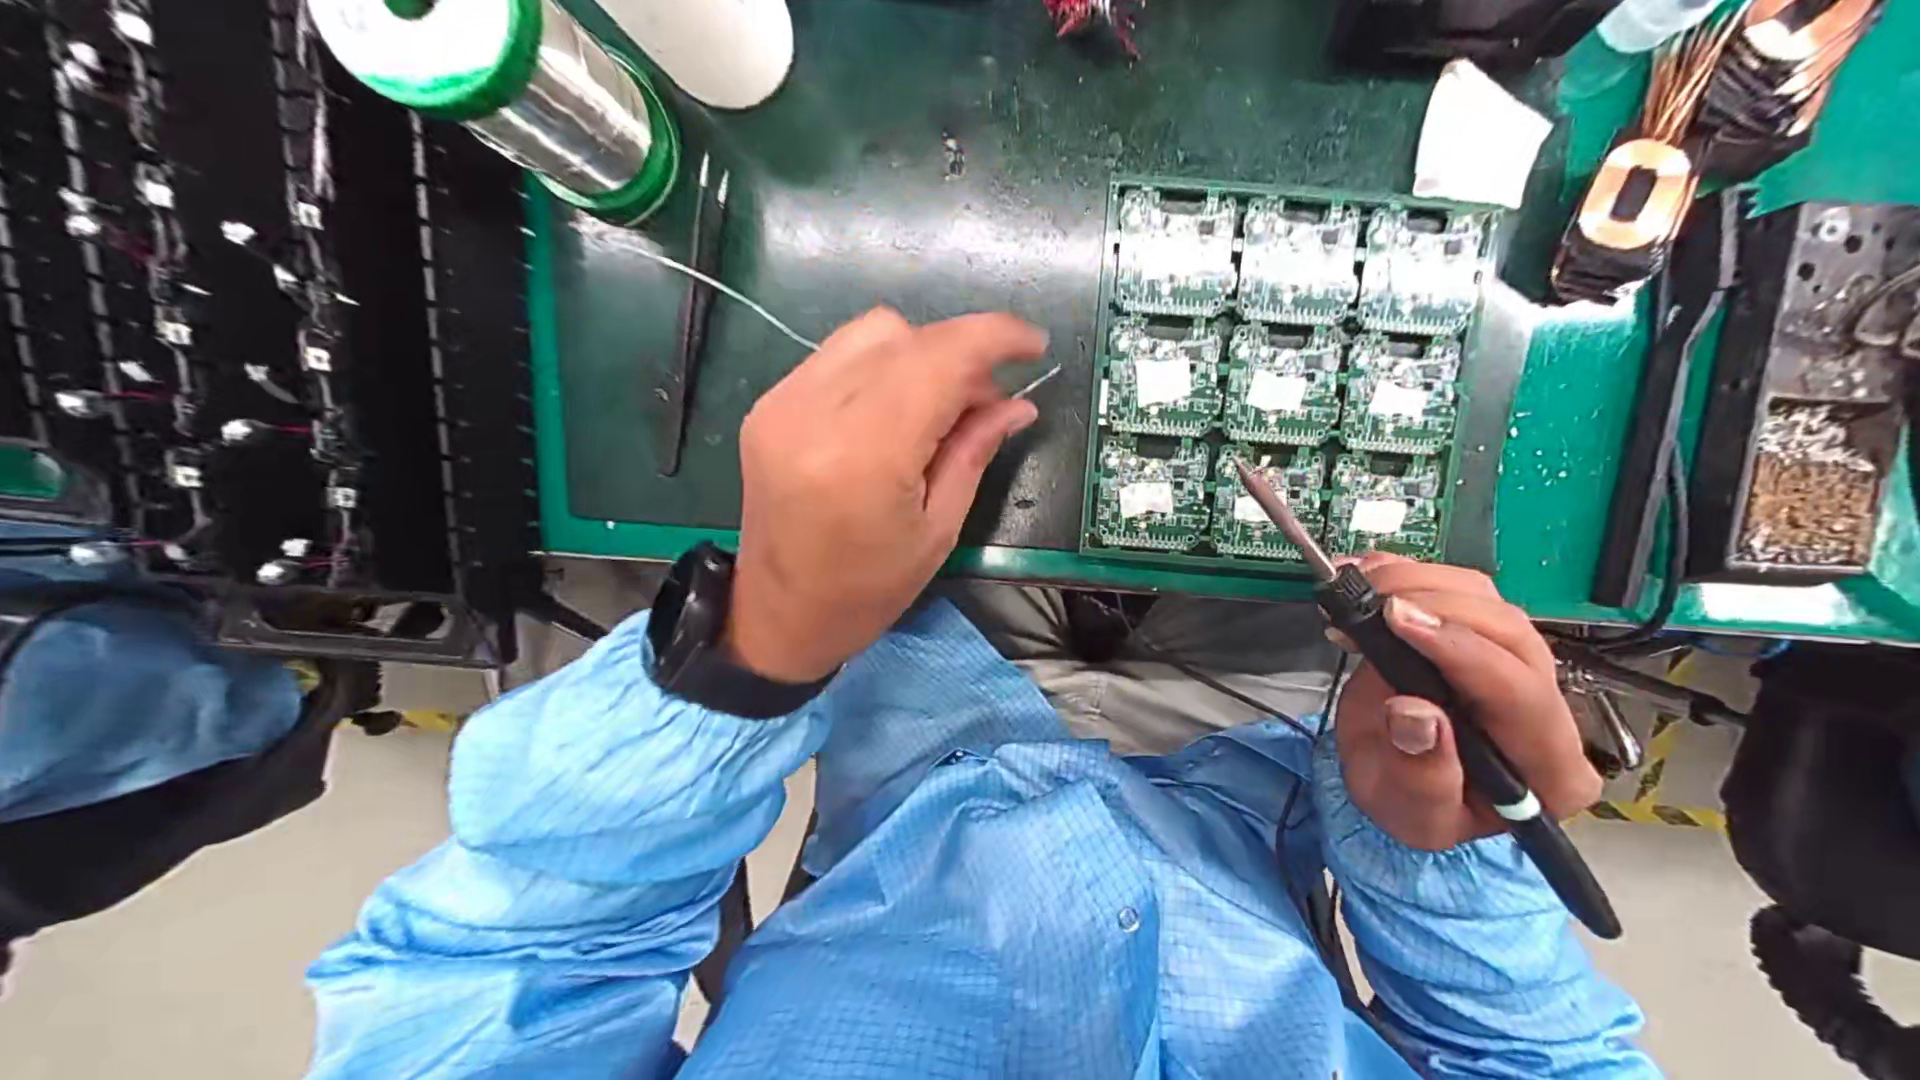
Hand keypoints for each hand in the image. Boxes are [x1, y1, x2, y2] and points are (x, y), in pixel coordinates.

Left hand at [725, 308, 1046, 682]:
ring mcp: (783, 404)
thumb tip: (1018, 403)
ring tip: (940, 404)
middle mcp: (815, 413)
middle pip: (905, 336)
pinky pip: (838, 355)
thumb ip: (974, 451)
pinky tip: (895, 409)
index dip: (994, 338)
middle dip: (960, 353)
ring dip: (920, 353)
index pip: (938, 359)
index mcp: (864, 457)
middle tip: (986, 400)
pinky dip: (881, 367)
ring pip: (870, 333)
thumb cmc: (868, 590)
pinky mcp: (768, 406)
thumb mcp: (938, 529)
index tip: (1032, 344)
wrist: (780, 615)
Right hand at [1333, 553, 1600, 850]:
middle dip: (1438, 602)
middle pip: (1510, 631)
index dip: (1459, 649)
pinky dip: (1408, 571)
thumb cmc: (1410, 807)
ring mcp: (1508, 665)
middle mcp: (1542, 707)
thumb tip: (1416, 713)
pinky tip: (1370, 573)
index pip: (1519, 692)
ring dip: (1419, 580)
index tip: (1396, 620)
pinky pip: (1456, 589)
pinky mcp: (1471, 637)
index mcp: (1546, 766)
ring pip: (1487, 600)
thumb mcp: (1410, 814)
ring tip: (1359, 585)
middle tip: (1370, 600)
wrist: (1395, 782)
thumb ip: (1420, 775)